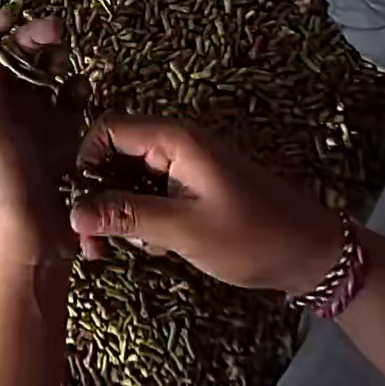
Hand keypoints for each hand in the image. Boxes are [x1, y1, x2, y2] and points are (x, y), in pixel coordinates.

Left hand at [0, 10, 83, 266]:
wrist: (32, 250)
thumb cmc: (1, 193)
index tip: (15, 16)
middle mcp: (8, 106)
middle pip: (18, 56)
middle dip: (34, 37)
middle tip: (57, 31)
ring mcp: (38, 120)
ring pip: (47, 73)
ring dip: (57, 60)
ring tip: (66, 67)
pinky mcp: (65, 135)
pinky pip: (72, 99)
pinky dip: (78, 88)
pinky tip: (83, 91)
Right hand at [68, 117, 339, 293]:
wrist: (312, 255)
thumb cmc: (250, 236)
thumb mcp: (183, 229)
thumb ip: (126, 216)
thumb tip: (72, 212)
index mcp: (173, 138)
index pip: (108, 130)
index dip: (85, 162)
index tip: (76, 203)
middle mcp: (174, 142)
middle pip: (116, 154)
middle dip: (101, 195)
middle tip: (92, 243)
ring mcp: (183, 163)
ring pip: (130, 177)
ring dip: (122, 211)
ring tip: (131, 249)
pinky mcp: (190, 184)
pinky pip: (150, 190)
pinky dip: (144, 216)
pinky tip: (156, 246)